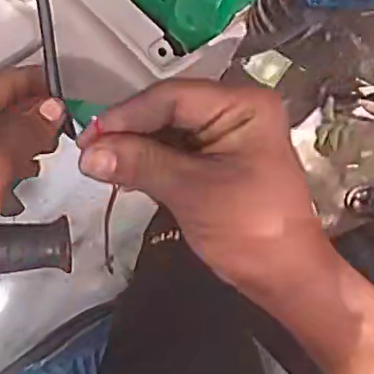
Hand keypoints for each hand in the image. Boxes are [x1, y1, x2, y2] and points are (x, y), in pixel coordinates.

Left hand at [0, 67, 64, 285]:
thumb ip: (23, 132)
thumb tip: (47, 110)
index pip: (8, 80)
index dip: (40, 84)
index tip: (66, 94)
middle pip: (3, 106)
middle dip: (36, 112)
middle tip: (62, 123)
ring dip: (25, 139)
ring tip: (46, 148)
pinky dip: (11, 164)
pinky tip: (21, 176)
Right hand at [76, 79, 329, 294]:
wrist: (285, 276)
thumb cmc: (252, 230)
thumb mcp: (193, 192)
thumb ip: (140, 165)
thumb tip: (88, 155)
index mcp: (243, 106)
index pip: (171, 97)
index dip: (126, 115)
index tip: (89, 139)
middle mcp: (235, 110)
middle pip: (166, 109)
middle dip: (127, 131)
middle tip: (88, 152)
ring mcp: (225, 134)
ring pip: (164, 129)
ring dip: (132, 146)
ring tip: (98, 163)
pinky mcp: (214, 158)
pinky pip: (171, 149)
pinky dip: (145, 160)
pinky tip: (121, 170)